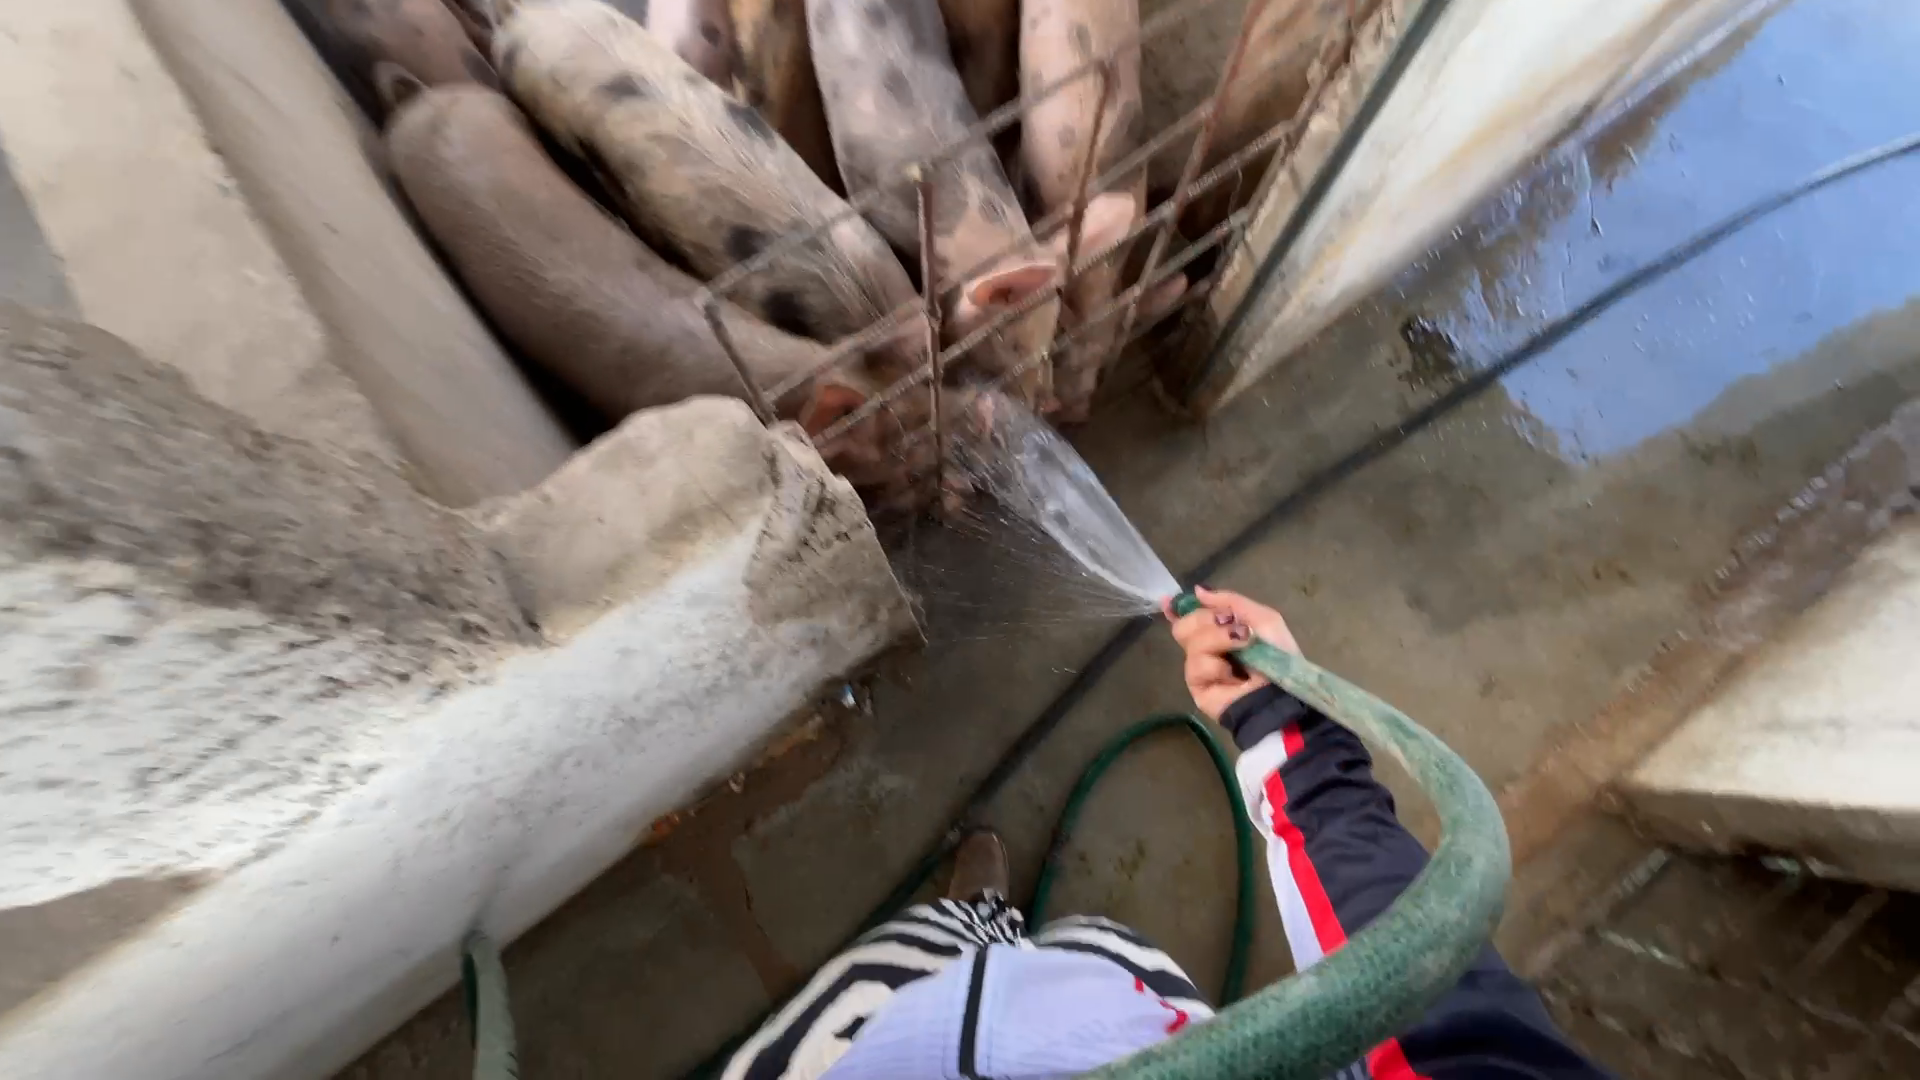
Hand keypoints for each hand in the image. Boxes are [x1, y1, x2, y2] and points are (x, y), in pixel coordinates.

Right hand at [1162, 587, 1299, 719]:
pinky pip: (1196, 665)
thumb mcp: (1263, 619)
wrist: (1281, 692)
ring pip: (1189, 641)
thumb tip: (1197, 591)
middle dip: (1207, 620)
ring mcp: (1199, 667)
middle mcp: (1205, 648)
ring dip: (1217, 640)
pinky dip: (1217, 666)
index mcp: (1220, 631)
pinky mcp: (1196, 685)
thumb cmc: (1278, 655)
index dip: (1177, 608)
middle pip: (1184, 625)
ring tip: (1241, 648)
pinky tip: (1232, 676)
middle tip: (1230, 626)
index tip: (1168, 600)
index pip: (1189, 616)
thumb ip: (1231, 601)